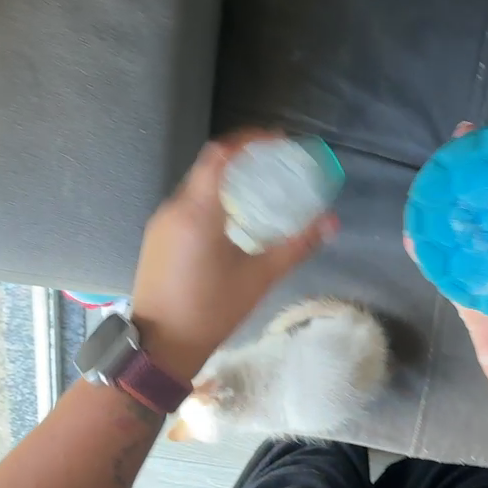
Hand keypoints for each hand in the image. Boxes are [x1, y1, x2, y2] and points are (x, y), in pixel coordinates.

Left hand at [131, 130, 337, 381]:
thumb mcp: (260, 278)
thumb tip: (332, 222)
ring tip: (257, 191)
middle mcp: (173, 208)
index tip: (277, 141)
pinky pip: (185, 207)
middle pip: (208, 168)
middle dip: (241, 160)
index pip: (220, 155)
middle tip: (274, 166)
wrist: (160, 347)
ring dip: (225, 182)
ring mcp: (160, 224)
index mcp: (198, 211)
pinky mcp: (155, 240)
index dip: (249, 140)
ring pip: (195, 188)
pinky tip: (230, 221)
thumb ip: (297, 245)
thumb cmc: (211, 311)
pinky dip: (210, 201)